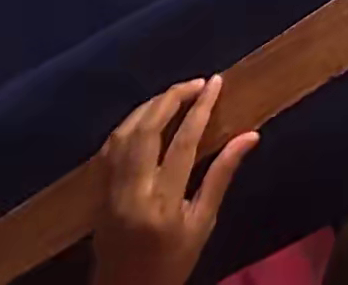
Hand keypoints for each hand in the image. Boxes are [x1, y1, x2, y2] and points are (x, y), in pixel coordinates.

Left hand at [92, 76, 258, 284]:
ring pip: (126, 131)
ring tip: (177, 94)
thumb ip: (222, 175)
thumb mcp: (202, 224)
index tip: (216, 82)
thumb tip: (250, 135)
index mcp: (163, 202)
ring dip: (151, 106)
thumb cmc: (171, 265)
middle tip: (197, 83)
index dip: (201, 107)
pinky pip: (111, 144)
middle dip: (173, 97)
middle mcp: (132, 190)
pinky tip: (148, 115)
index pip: (184, 141)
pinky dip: (131, 122)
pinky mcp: (97, 189)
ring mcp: (110, 189)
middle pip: (148, 129)